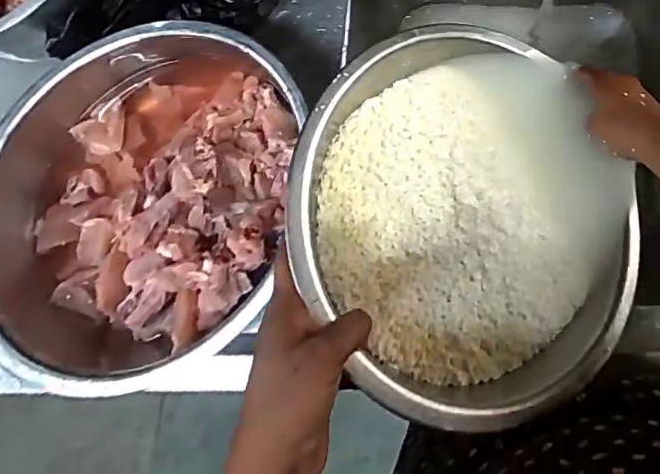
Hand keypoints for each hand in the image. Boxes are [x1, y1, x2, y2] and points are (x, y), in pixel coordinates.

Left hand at [226, 250, 371, 473]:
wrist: (276, 459)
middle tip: (370, 242)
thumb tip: (368, 314)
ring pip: (331, 315)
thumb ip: (349, 327)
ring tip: (382, 282)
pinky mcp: (318, 374)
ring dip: (351, 305)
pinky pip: (341, 346)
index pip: (289, 261)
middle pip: (315, 285)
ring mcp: (304, 349)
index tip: (321, 210)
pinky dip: (359, 340)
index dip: (301, 234)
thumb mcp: (321, 355)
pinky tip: (382, 332)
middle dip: (338, 265)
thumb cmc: (288, 398)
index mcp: (283, 311)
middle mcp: (292, 324)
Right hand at [577, 67, 659, 162]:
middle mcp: (623, 82)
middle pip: (607, 80)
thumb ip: (591, 119)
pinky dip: (627, 111)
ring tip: (605, 111)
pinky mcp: (653, 106)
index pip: (588, 74)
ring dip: (615, 99)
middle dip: (598, 87)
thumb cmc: (623, 131)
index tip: (574, 78)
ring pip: (622, 92)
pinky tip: (623, 124)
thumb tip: (594, 117)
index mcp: (606, 83)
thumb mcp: (596, 128)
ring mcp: (641, 92)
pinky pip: (633, 105)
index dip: (580, 75)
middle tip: (588, 95)